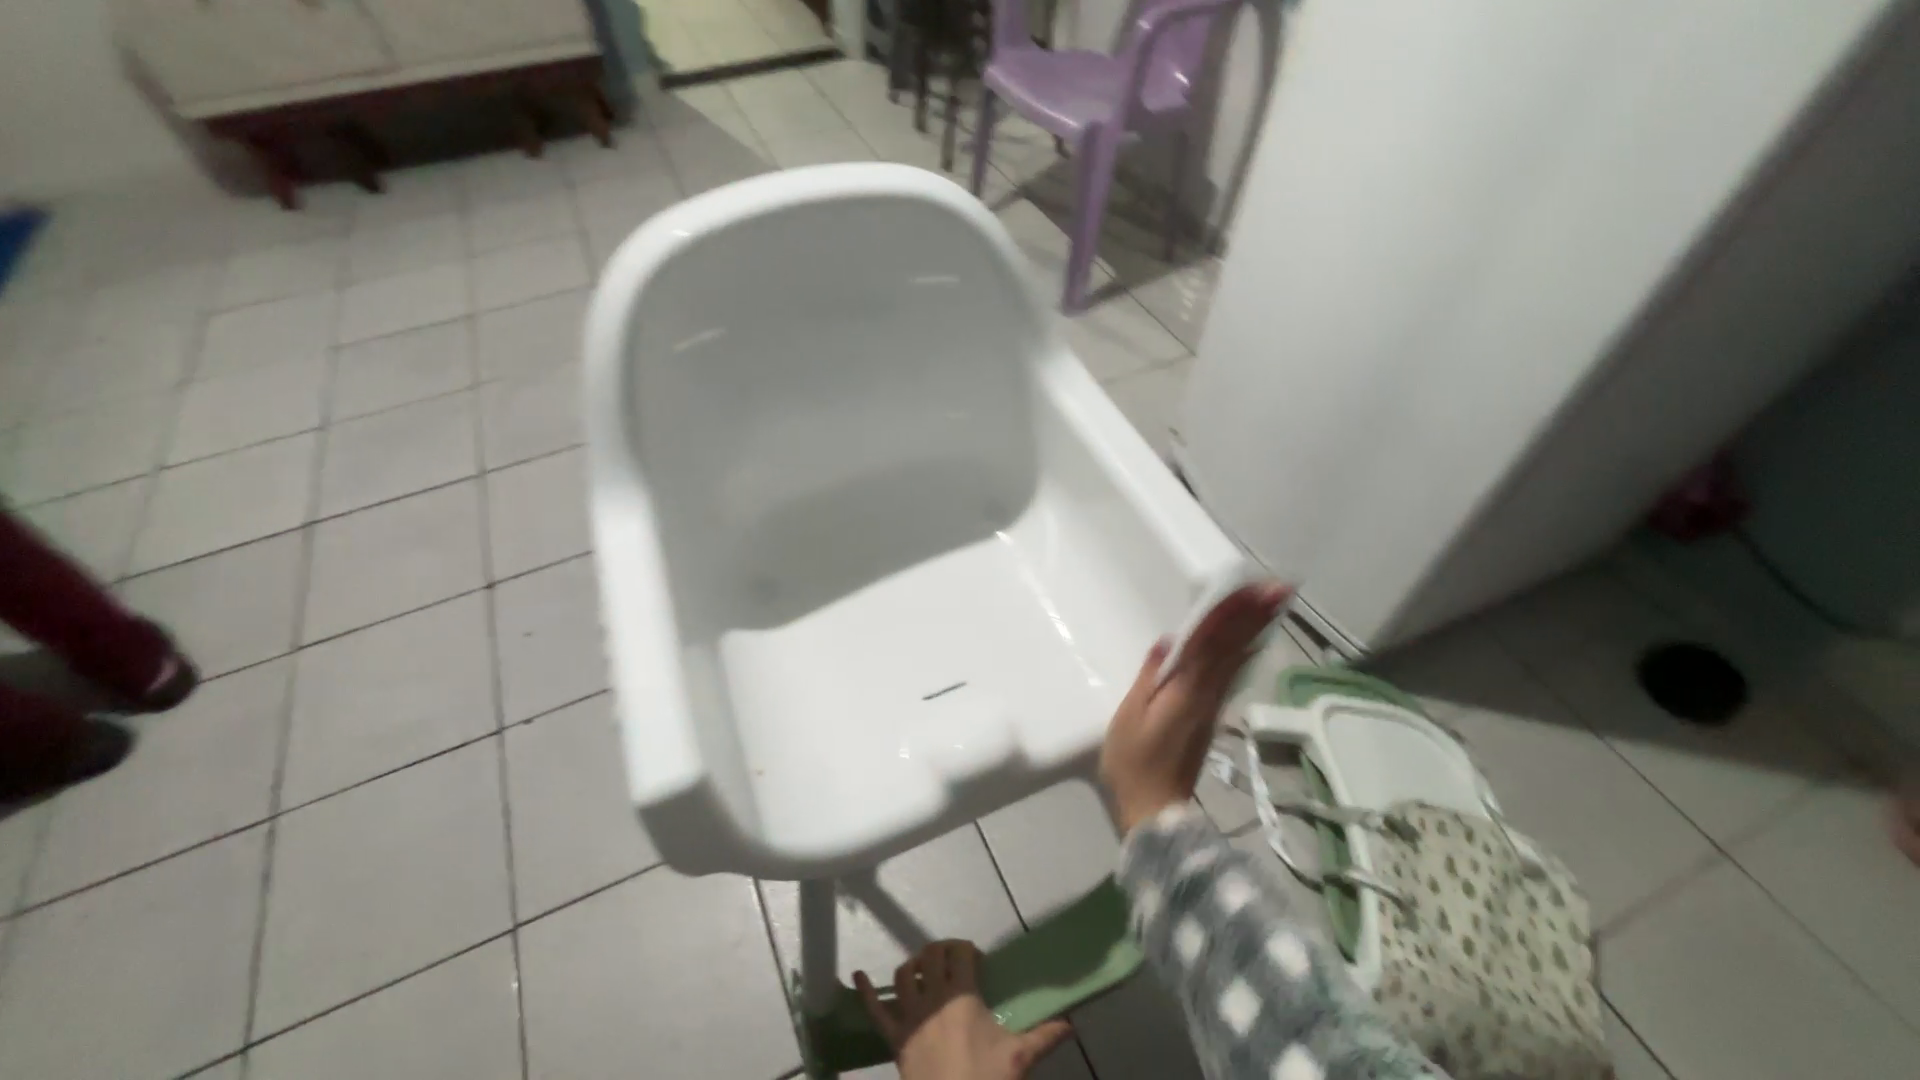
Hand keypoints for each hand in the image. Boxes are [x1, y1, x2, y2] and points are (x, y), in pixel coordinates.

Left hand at [855, 940, 1072, 1079]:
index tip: (978, 960)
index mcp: (963, 996)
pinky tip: (857, 976)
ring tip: (924, 968)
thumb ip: (1046, 1036)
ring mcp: (910, 1017)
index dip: (968, 949)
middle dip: (941, 950)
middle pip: (930, 956)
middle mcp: (933, 998)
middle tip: (954, 959)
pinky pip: (875, 1011)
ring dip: (913, 965)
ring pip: (903, 975)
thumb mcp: (1020, 1059)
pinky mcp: (894, 1038)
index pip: (961, 954)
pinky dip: (865, 991)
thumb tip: (1072, 1022)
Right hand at [1100, 583, 1291, 833]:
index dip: (1230, 614)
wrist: (1155, 809)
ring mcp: (1213, 706)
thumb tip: (1169, 641)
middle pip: (1233, 648)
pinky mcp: (1211, 716)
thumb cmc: (1133, 763)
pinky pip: (1232, 674)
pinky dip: (1244, 653)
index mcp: (1186, 690)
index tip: (1251, 589)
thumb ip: (1150, 677)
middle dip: (1254, 616)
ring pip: (1238, 660)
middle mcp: (1208, 694)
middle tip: (1278, 588)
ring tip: (1271, 605)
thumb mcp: (1130, 717)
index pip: (1211, 642)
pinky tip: (1251, 644)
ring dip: (1254, 630)